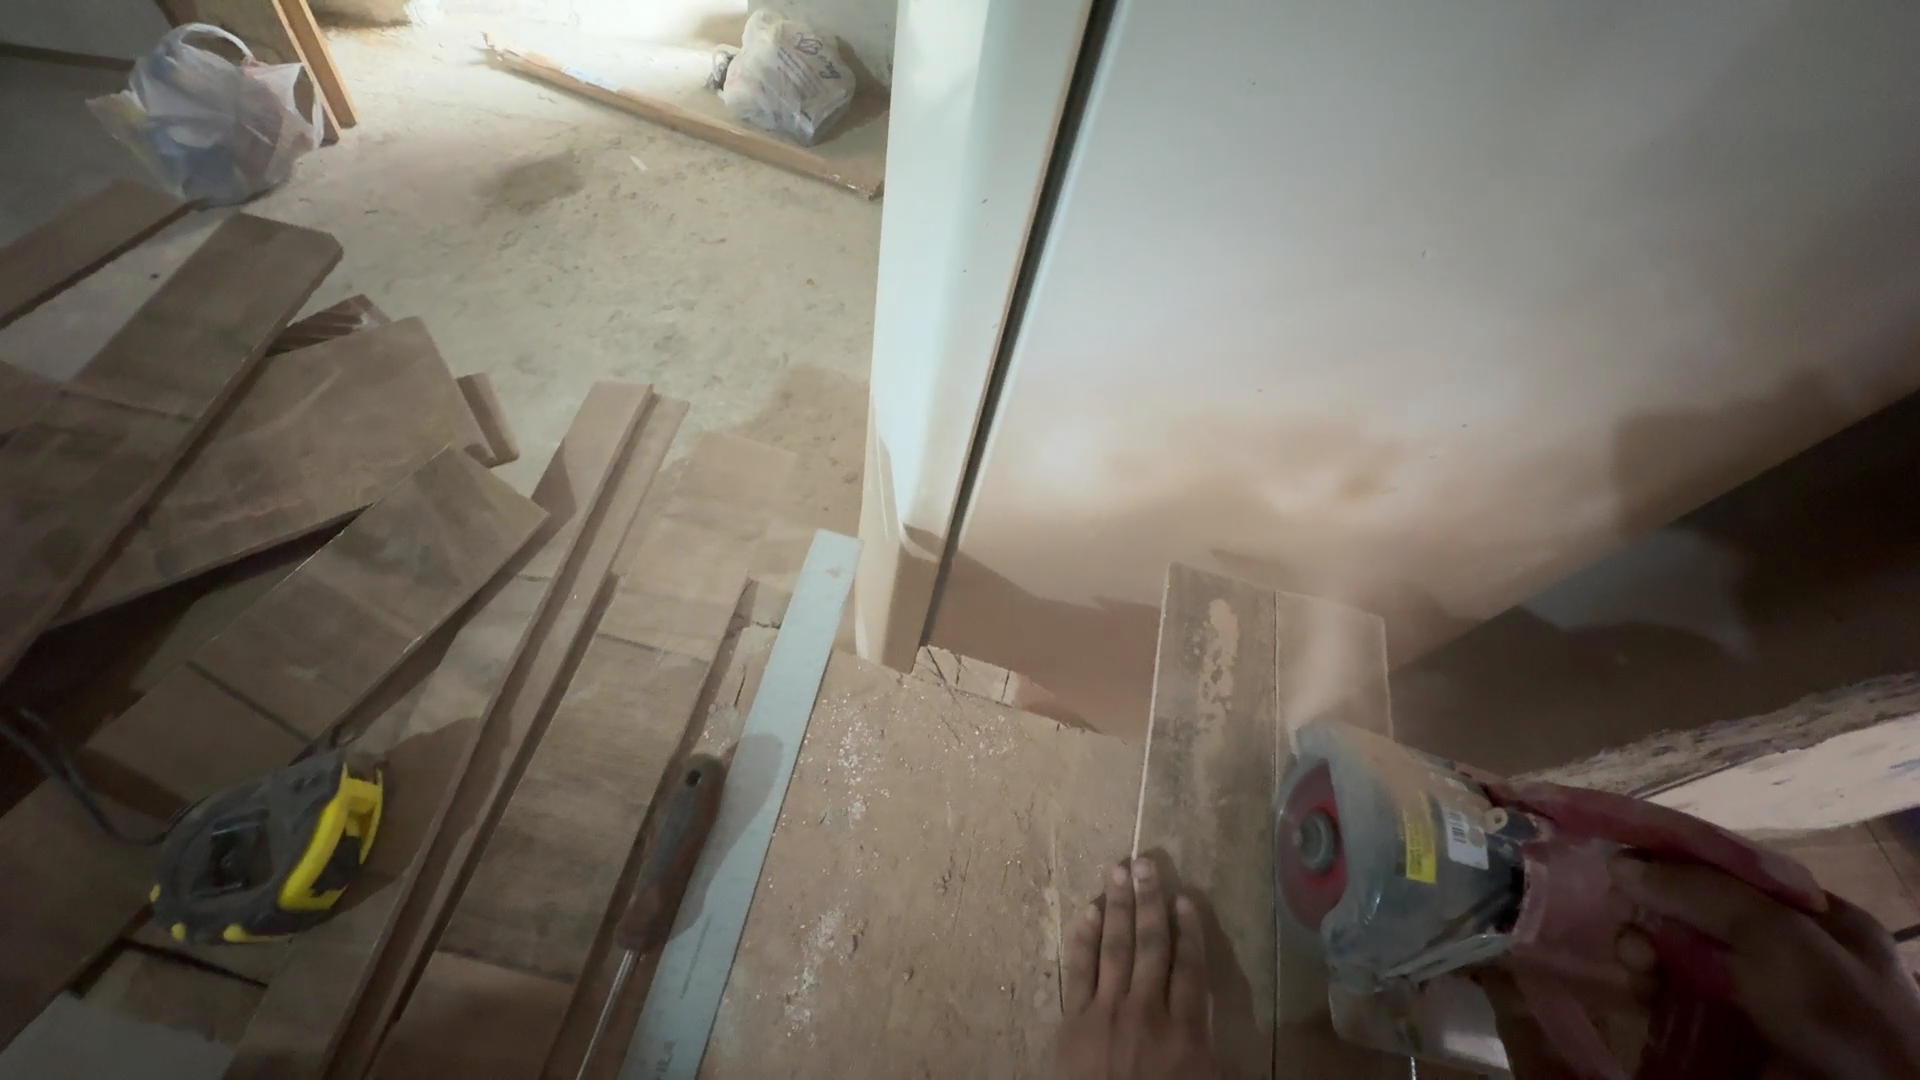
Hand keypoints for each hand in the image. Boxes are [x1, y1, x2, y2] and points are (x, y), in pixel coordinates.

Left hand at [1053, 856, 1220, 1079]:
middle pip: (1151, 945)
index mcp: (1185, 1034)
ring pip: (1115, 946)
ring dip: (1117, 906)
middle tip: (1146, 862)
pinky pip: (1079, 968)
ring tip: (1118, 870)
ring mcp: (1106, 1011)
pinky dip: (1083, 937)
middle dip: (1150, 901)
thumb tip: (1231, 1026)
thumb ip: (1216, 1053)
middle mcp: (1146, 1011)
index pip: (1190, 969)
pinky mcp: (1074, 1019)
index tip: (1186, 898)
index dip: (1190, 931)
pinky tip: (1087, 910)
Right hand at [1611, 856, 1919, 1079]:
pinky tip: (1640, 988)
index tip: (1624, 862)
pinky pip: (1667, 992)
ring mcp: (1750, 992)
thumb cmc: (1836, 1012)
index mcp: (1812, 918)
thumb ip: (1700, 890)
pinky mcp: (1722, 1027)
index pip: (1726, 871)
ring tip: (1636, 961)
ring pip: (1670, 951)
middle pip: (1688, 910)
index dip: (1671, 862)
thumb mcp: (1778, 937)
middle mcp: (1779, 950)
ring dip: (1640, 948)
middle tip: (1623, 914)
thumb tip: (1617, 862)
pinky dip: (1645, 986)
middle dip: (1648, 910)